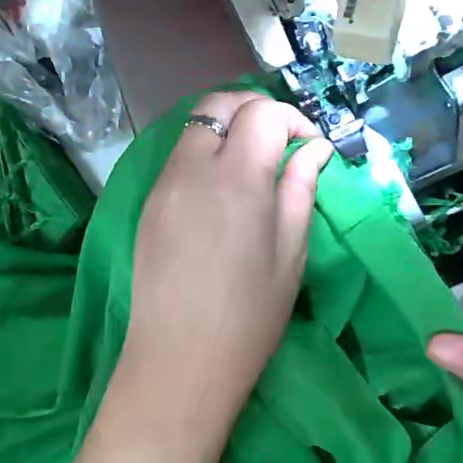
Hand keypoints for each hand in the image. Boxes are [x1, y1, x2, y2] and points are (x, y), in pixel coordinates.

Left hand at [122, 91, 333, 416]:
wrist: (180, 360)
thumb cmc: (249, 314)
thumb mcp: (290, 251)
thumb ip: (300, 188)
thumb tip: (313, 149)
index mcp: (236, 178)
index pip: (262, 113)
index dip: (293, 119)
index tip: (309, 147)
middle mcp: (193, 167)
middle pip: (220, 103)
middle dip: (255, 108)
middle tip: (281, 140)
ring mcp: (164, 183)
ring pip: (195, 125)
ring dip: (228, 127)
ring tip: (254, 161)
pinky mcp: (149, 201)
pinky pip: (179, 154)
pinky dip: (205, 150)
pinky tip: (223, 186)